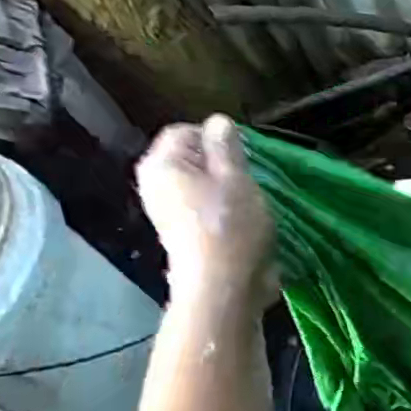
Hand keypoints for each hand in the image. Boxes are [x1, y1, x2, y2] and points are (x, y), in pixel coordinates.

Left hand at [136, 114, 275, 309]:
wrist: (224, 287)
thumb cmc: (231, 226)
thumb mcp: (236, 177)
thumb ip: (226, 146)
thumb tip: (219, 122)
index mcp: (161, 165)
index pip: (185, 132)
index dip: (218, 139)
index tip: (247, 159)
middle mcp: (156, 187)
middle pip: (193, 162)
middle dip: (225, 168)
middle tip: (253, 183)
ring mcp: (170, 215)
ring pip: (204, 189)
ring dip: (231, 194)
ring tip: (254, 207)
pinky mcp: (187, 238)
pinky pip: (209, 213)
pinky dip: (228, 215)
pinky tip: (248, 227)